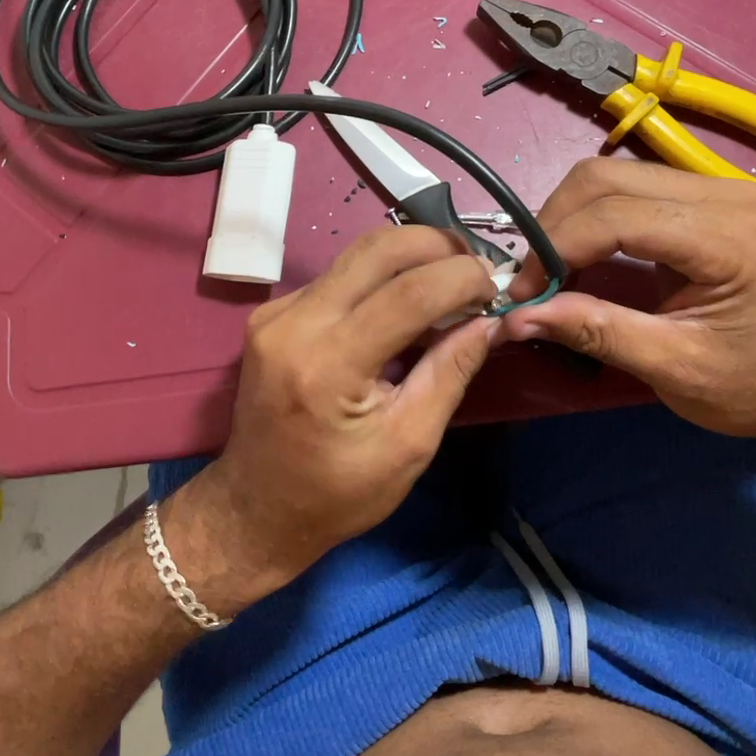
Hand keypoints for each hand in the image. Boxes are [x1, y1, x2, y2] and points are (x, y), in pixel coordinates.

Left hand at [193, 225, 498, 590]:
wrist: (257, 508)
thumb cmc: (337, 494)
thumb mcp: (409, 444)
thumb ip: (450, 373)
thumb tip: (492, 320)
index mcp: (327, 365)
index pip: (407, 293)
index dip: (461, 279)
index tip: (498, 286)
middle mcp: (293, 323)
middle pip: (377, 250)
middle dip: (438, 247)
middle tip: (478, 270)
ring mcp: (276, 313)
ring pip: (355, 255)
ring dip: (410, 256)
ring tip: (452, 279)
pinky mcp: (271, 314)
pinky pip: (336, 277)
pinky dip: (380, 277)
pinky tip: (407, 302)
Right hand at [501, 158, 755, 443]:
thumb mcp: (674, 368)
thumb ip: (596, 332)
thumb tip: (516, 318)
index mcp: (730, 238)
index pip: (616, 215)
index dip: (555, 247)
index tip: (521, 292)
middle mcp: (725, 195)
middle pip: (606, 178)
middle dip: (553, 225)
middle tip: (531, 279)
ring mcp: (718, 189)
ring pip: (611, 175)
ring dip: (568, 218)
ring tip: (550, 269)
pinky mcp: (706, 197)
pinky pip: (629, 187)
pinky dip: (591, 217)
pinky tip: (580, 254)